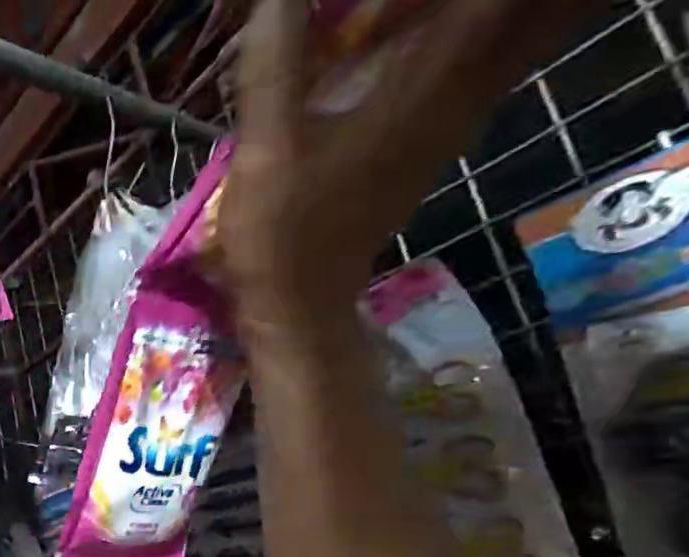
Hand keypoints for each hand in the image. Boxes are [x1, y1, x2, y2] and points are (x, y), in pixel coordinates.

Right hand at [222, 0, 595, 341]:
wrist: (301, 298)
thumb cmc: (280, 229)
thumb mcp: (264, 150)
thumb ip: (275, 67)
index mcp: (431, 75)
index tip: (358, 8)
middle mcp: (469, 81)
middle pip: (522, 12)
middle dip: (453, 9)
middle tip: (386, 19)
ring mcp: (464, 110)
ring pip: (521, 26)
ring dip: (469, 17)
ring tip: (387, 28)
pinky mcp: (443, 135)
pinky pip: (493, 58)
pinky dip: (469, 34)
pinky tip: (400, 47)